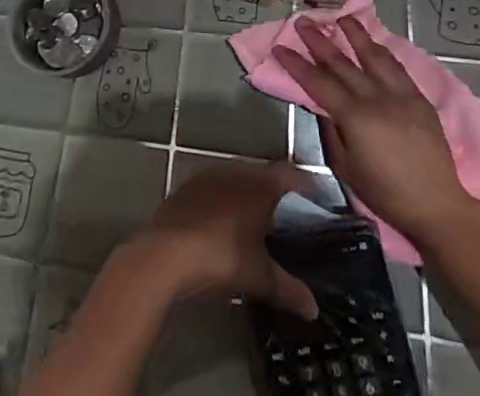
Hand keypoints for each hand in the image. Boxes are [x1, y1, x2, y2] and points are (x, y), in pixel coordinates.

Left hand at [125, 163, 317, 318]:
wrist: (162, 257)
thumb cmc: (219, 259)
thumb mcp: (258, 278)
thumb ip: (289, 290)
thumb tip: (314, 309)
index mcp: (261, 185)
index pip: (293, 174)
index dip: (307, 184)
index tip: (318, 197)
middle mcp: (238, 171)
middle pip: (265, 172)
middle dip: (278, 188)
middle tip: (289, 209)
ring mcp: (209, 176)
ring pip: (238, 176)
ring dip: (249, 190)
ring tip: (256, 214)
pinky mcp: (186, 187)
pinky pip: (214, 186)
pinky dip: (224, 197)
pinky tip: (222, 219)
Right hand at [273, 15, 479, 244]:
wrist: (434, 201)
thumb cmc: (384, 192)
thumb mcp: (346, 167)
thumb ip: (332, 131)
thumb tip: (321, 105)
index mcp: (355, 117)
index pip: (319, 83)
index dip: (297, 64)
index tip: (280, 47)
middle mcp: (377, 97)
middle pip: (343, 63)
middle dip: (320, 41)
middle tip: (304, 21)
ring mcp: (401, 93)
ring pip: (374, 56)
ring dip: (356, 35)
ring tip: (342, 18)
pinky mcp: (418, 97)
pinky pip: (397, 67)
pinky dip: (382, 52)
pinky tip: (374, 44)